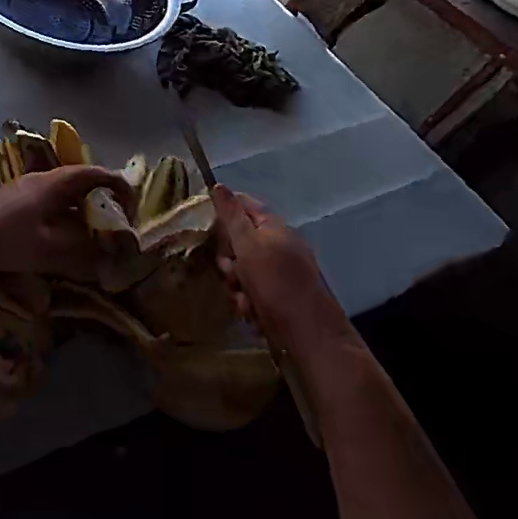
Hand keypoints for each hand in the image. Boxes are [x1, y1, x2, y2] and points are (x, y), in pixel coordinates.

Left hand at [0, 165, 130, 276]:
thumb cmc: (3, 236)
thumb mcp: (46, 250)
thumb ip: (80, 255)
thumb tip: (110, 262)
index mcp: (55, 183)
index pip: (96, 174)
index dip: (118, 187)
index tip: (132, 209)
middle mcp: (43, 182)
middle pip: (81, 185)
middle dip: (102, 204)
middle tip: (116, 229)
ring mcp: (26, 193)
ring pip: (64, 199)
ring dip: (82, 215)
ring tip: (94, 241)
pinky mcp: (13, 207)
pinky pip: (50, 209)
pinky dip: (64, 223)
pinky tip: (62, 246)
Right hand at [211, 185, 349, 352]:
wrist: (308, 333)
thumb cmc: (275, 283)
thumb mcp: (248, 244)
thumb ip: (231, 216)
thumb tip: (218, 185)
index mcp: (275, 227)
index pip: (245, 205)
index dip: (225, 212)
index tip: (209, 227)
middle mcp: (279, 246)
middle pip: (241, 242)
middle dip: (229, 260)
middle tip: (229, 273)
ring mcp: (281, 273)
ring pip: (244, 271)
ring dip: (237, 286)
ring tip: (243, 301)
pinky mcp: (281, 298)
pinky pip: (254, 292)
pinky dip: (249, 302)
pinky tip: (252, 314)